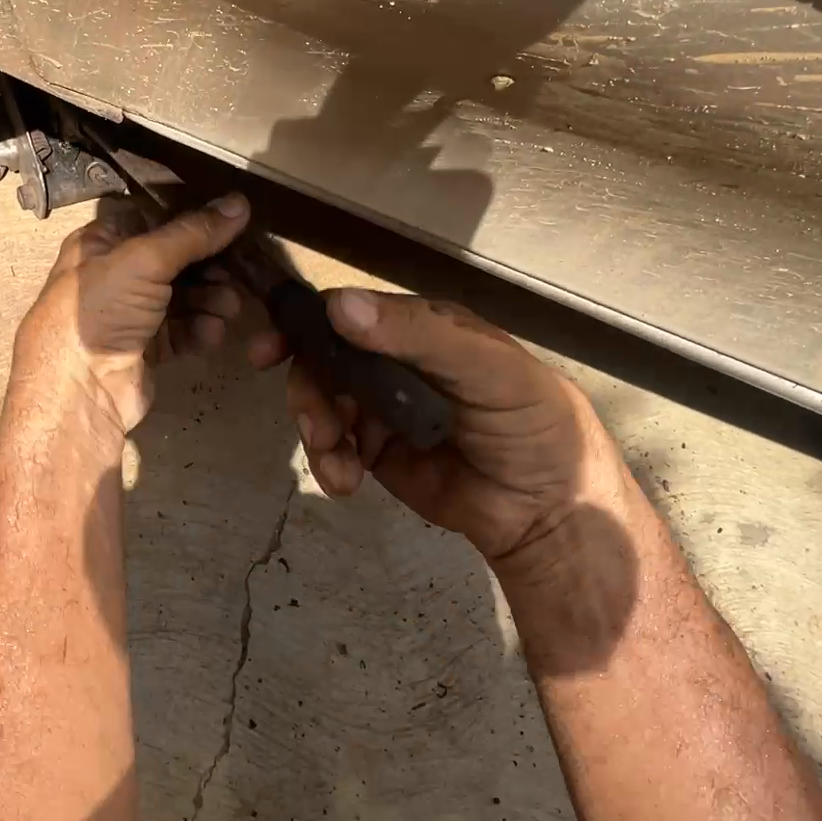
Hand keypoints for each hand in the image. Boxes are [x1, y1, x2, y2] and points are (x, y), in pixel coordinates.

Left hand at [13, 194, 251, 431]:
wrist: (79, 390)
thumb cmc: (100, 310)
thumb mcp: (144, 261)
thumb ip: (193, 233)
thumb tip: (240, 203)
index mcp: (101, 243)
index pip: (153, 219)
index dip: (191, 221)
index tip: (232, 223)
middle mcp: (115, 274)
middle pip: (174, 260)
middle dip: (208, 267)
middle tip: (236, 273)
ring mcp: (130, 313)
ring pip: (183, 297)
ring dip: (210, 300)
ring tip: (228, 307)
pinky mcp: (146, 348)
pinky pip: (182, 330)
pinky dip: (200, 330)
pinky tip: (212, 333)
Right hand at [250, 288, 625, 562]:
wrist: (553, 516)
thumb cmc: (532, 426)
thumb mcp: (487, 370)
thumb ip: (416, 334)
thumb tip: (336, 304)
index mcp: (422, 328)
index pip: (351, 313)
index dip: (307, 325)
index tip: (268, 348)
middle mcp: (395, 361)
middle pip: (325, 361)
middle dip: (310, 392)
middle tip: (314, 427)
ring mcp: (382, 407)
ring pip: (322, 403)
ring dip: (317, 430)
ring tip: (336, 462)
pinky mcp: (376, 451)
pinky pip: (333, 446)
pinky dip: (329, 461)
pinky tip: (346, 482)